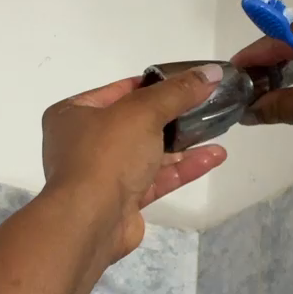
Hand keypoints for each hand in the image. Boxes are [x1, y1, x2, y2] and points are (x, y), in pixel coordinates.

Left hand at [40, 65, 227, 259]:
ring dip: (184, 142)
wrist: (90, 221)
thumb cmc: (106, 154)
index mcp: (73, 114)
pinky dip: (183, 168)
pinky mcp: (123, 201)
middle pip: (136, 122)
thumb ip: (178, 91)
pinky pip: (156, 178)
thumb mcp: (143, 111)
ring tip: (219, 127)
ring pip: (148, 152)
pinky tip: (214, 157)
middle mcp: (84, 143)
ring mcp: (103, 174)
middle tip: (208, 103)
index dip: (154, 85)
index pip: (119, 91)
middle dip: (173, 115)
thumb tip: (211, 72)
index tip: (188, 80)